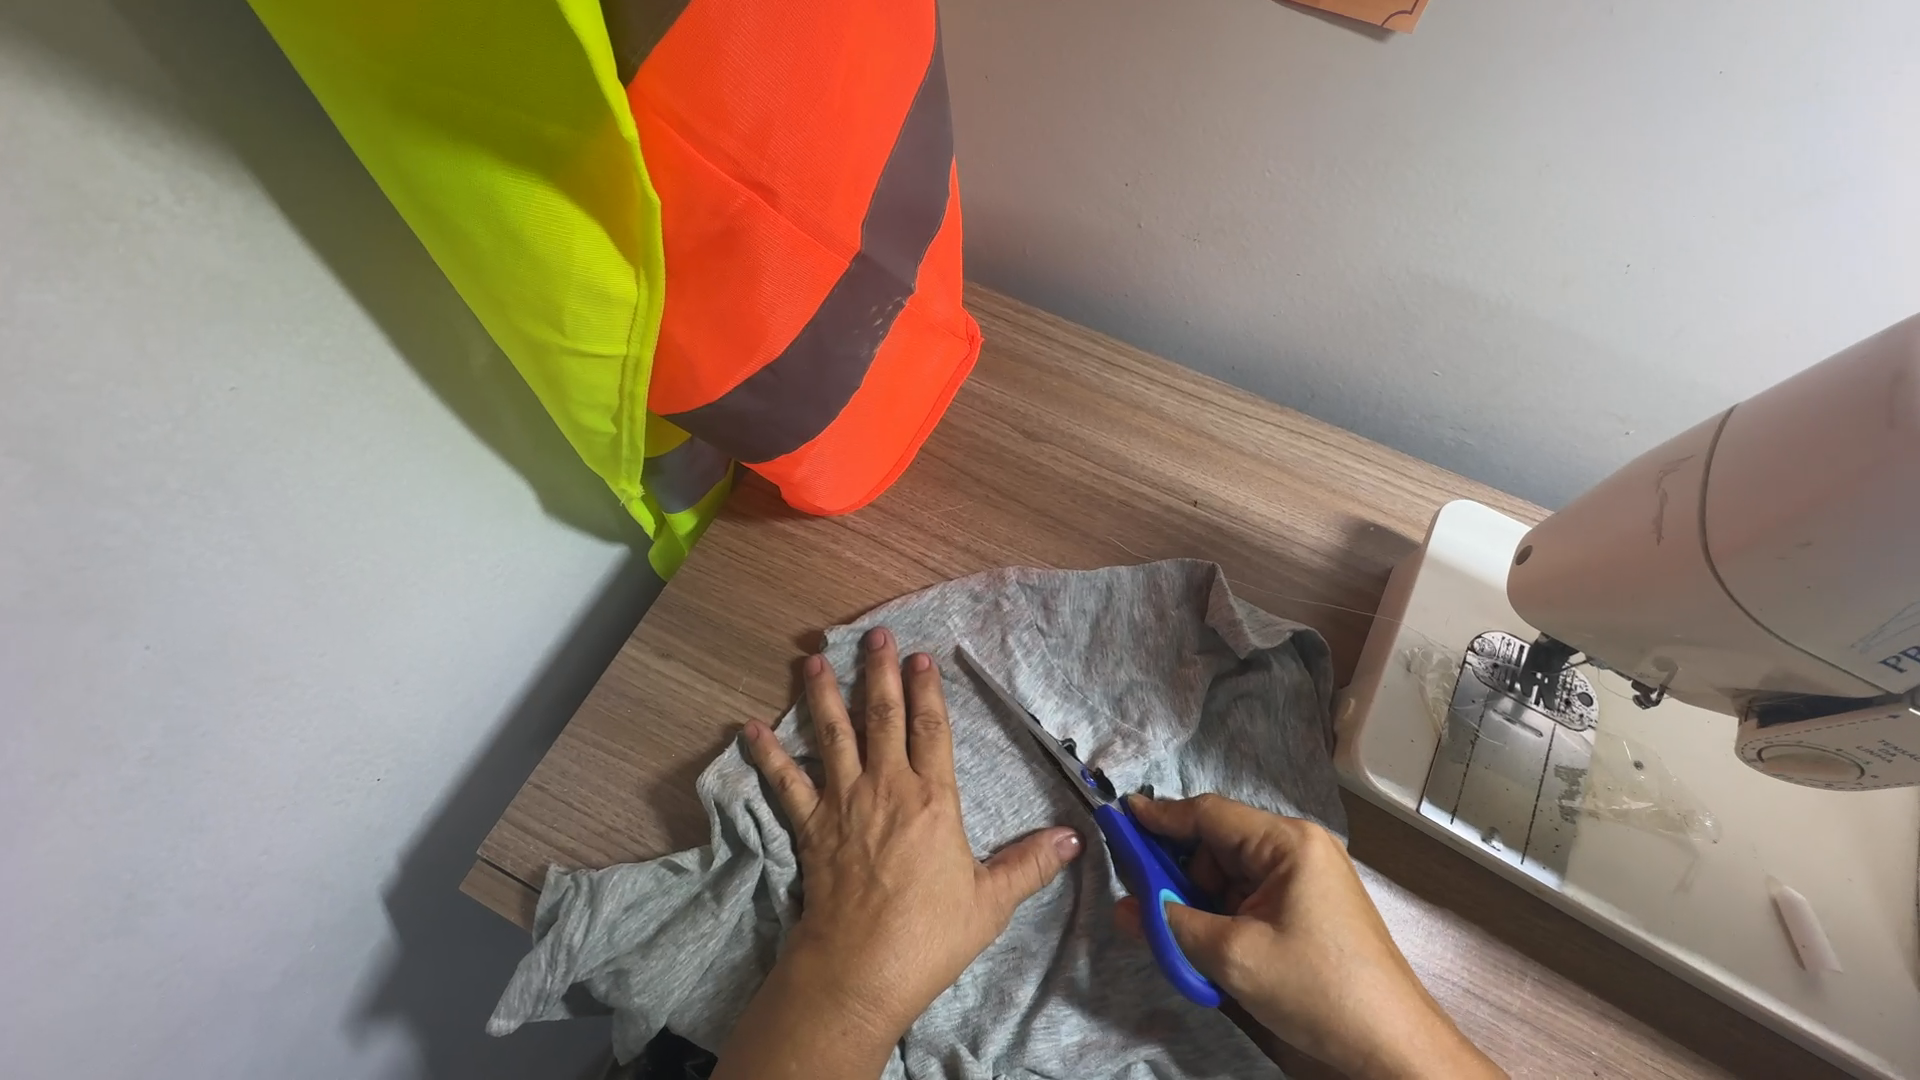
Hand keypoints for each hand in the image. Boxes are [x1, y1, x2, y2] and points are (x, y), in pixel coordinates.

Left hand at [713, 628, 1083, 1079]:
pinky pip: (785, 783)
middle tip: (875, 635)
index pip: (931, 729)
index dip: (927, 689)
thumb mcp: (990, 901)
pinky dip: (767, 756)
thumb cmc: (929, 935)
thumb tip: (1074, 840)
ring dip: (824, 695)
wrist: (860, 970)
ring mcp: (843, 802)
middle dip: (880, 673)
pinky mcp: (810, 826)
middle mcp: (886, 787)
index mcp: (932, 798)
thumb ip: (1029, 864)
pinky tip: (748, 730)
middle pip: (883, 717)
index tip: (921, 655)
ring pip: (833, 735)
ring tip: (812, 660)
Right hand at [1116, 795, 1503, 1079]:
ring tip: (1181, 936)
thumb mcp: (1233, 956)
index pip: (1209, 814)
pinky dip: (1223, 913)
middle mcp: (1298, 847)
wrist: (1397, 1052)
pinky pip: (1250, 893)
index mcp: (1287, 842)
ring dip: (1200, 899)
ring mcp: (1307, 876)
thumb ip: (1172, 922)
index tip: (1118, 817)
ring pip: (1230, 872)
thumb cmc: (1318, 991)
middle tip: (1144, 900)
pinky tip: (1210, 943)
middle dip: (1179, 872)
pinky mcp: (1308, 905)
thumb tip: (1126, 907)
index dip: (1159, 816)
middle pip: (1217, 843)